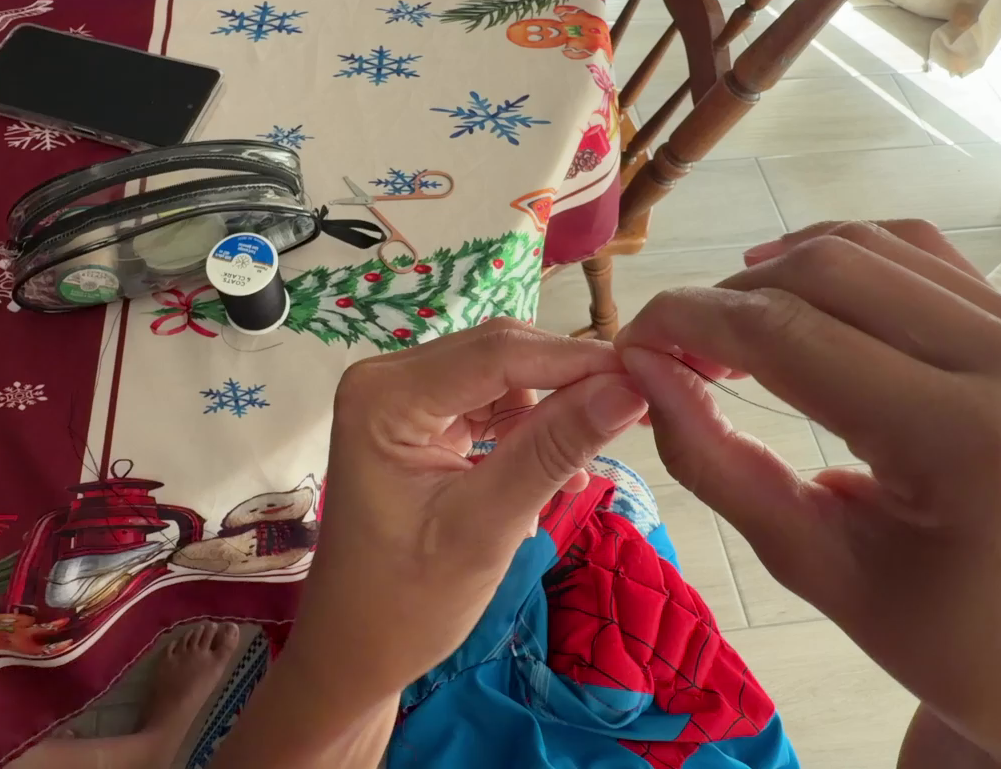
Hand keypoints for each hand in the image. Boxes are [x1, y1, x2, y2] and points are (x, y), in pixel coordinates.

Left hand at [293, 317, 645, 700]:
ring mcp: (399, 396)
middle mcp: (386, 378)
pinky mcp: (416, 417)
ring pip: (497, 374)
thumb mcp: (486, 526)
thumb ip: (553, 450)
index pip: (495, 353)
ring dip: (550, 404)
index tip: (643, 376)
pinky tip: (560, 465)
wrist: (356, 648)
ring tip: (594, 446)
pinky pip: (485, 401)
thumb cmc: (408, 602)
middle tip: (634, 406)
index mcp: (384, 396)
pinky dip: (526, 426)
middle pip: (496, 354)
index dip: (574, 359)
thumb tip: (626, 390)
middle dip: (566, 377)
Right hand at [615, 221, 1000, 768]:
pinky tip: (803, 296)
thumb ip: (708, 456)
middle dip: (729, 297)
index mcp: (979, 448)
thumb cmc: (947, 647)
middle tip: (680, 346)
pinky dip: (846, 262)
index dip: (689, 320)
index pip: (789, 335)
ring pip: (876, 249)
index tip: (633, 337)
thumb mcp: (807, 563)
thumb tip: (639, 364)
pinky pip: (927, 260)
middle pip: (830, 270)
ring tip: (734, 328)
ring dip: (780, 276)